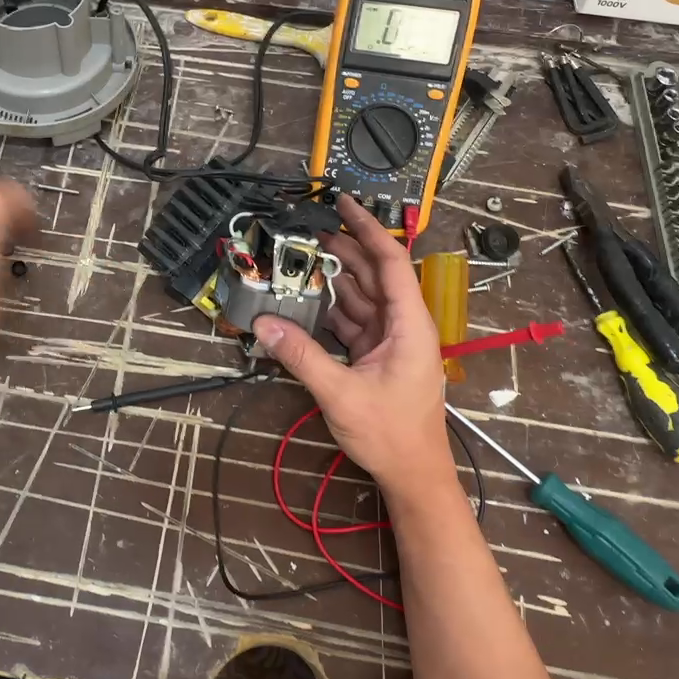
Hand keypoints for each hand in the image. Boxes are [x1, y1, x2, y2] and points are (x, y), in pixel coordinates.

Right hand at [253, 195, 455, 505]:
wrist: (413, 474)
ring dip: (335, 279)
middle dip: (345, 250)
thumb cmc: (391, 434)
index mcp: (409, 324)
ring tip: (302, 259)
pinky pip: (352, 322)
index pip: (391, 262)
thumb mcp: (342, 394)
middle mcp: (402, 325)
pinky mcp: (376, 356)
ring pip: (360, 297)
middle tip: (309, 232)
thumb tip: (265, 324)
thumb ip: (302, 357)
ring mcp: (389, 340)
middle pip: (373, 274)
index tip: (346, 204)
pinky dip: (330, 310)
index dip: (369, 229)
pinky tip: (306, 300)